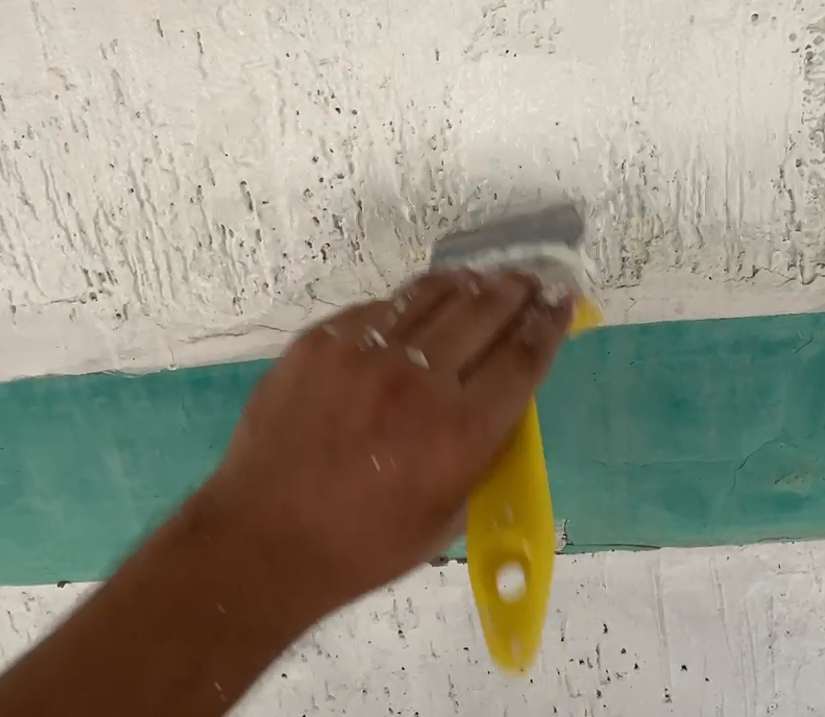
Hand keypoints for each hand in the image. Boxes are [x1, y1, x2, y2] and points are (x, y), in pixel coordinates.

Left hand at [198, 270, 573, 615]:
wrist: (262, 537)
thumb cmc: (363, 544)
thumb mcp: (449, 515)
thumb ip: (483, 451)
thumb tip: (500, 396)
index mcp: (459, 431)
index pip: (522, 358)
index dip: (550, 323)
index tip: (562, 301)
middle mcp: (418, 379)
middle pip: (485, 311)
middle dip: (517, 291)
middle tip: (529, 280)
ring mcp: (364, 352)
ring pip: (433, 294)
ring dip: (468, 284)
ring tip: (481, 281)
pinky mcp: (321, 339)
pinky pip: (380, 308)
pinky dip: (408, 306)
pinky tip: (415, 313)